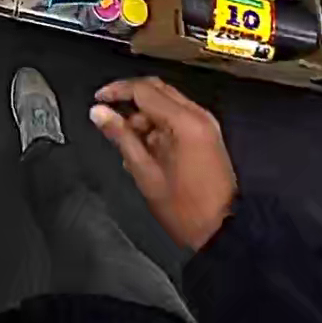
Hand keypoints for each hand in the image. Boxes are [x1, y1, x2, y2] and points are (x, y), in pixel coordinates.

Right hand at [90, 77, 237, 250]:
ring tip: (125, 142)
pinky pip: (176, 116)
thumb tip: (98, 112)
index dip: (118, 90)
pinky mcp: (205, 132)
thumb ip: (122, 137)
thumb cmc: (183, 208)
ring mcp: (203, 121)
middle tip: (107, 113)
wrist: (224, 233)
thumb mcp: (146, 174)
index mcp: (184, 120)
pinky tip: (142, 147)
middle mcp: (196, 113)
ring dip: (143, 114)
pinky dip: (157, 124)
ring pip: (166, 101)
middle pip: (157, 89)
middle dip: (130, 97)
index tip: (97, 98)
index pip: (145, 90)